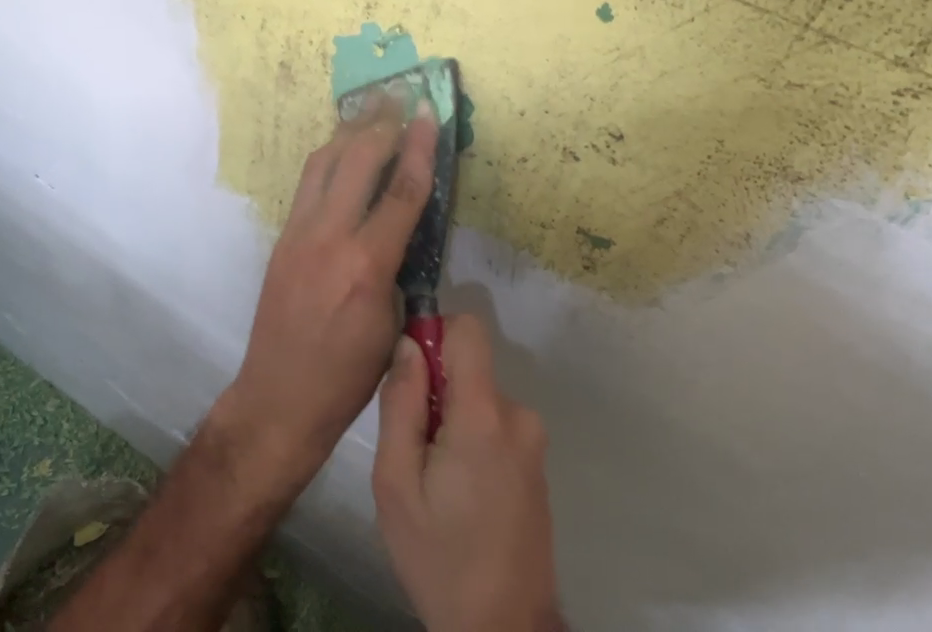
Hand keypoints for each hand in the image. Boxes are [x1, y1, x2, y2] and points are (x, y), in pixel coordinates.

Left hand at [219, 90, 438, 486]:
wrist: (280, 396)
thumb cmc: (350, 374)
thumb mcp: (392, 323)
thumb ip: (399, 268)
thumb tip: (403, 229)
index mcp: (366, 264)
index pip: (401, 191)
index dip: (419, 147)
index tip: (428, 113)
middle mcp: (329, 237)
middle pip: (357, 161)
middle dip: (381, 123)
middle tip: (398, 95)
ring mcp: (298, 235)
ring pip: (323, 164)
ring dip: (349, 132)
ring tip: (369, 109)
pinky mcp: (282, 240)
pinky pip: (307, 186)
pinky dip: (328, 160)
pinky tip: (340, 151)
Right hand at [373, 316, 560, 631]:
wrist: (503, 624)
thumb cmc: (439, 555)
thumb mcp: (396, 483)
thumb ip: (400, 405)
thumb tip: (408, 345)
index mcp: (483, 414)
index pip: (467, 329)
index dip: (433, 335)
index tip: (408, 374)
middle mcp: (518, 415)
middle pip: (468, 370)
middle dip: (434, 394)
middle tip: (413, 452)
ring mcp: (532, 440)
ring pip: (478, 401)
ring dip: (451, 423)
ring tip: (434, 481)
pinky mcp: (536, 462)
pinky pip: (495, 426)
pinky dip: (471, 441)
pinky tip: (458, 494)